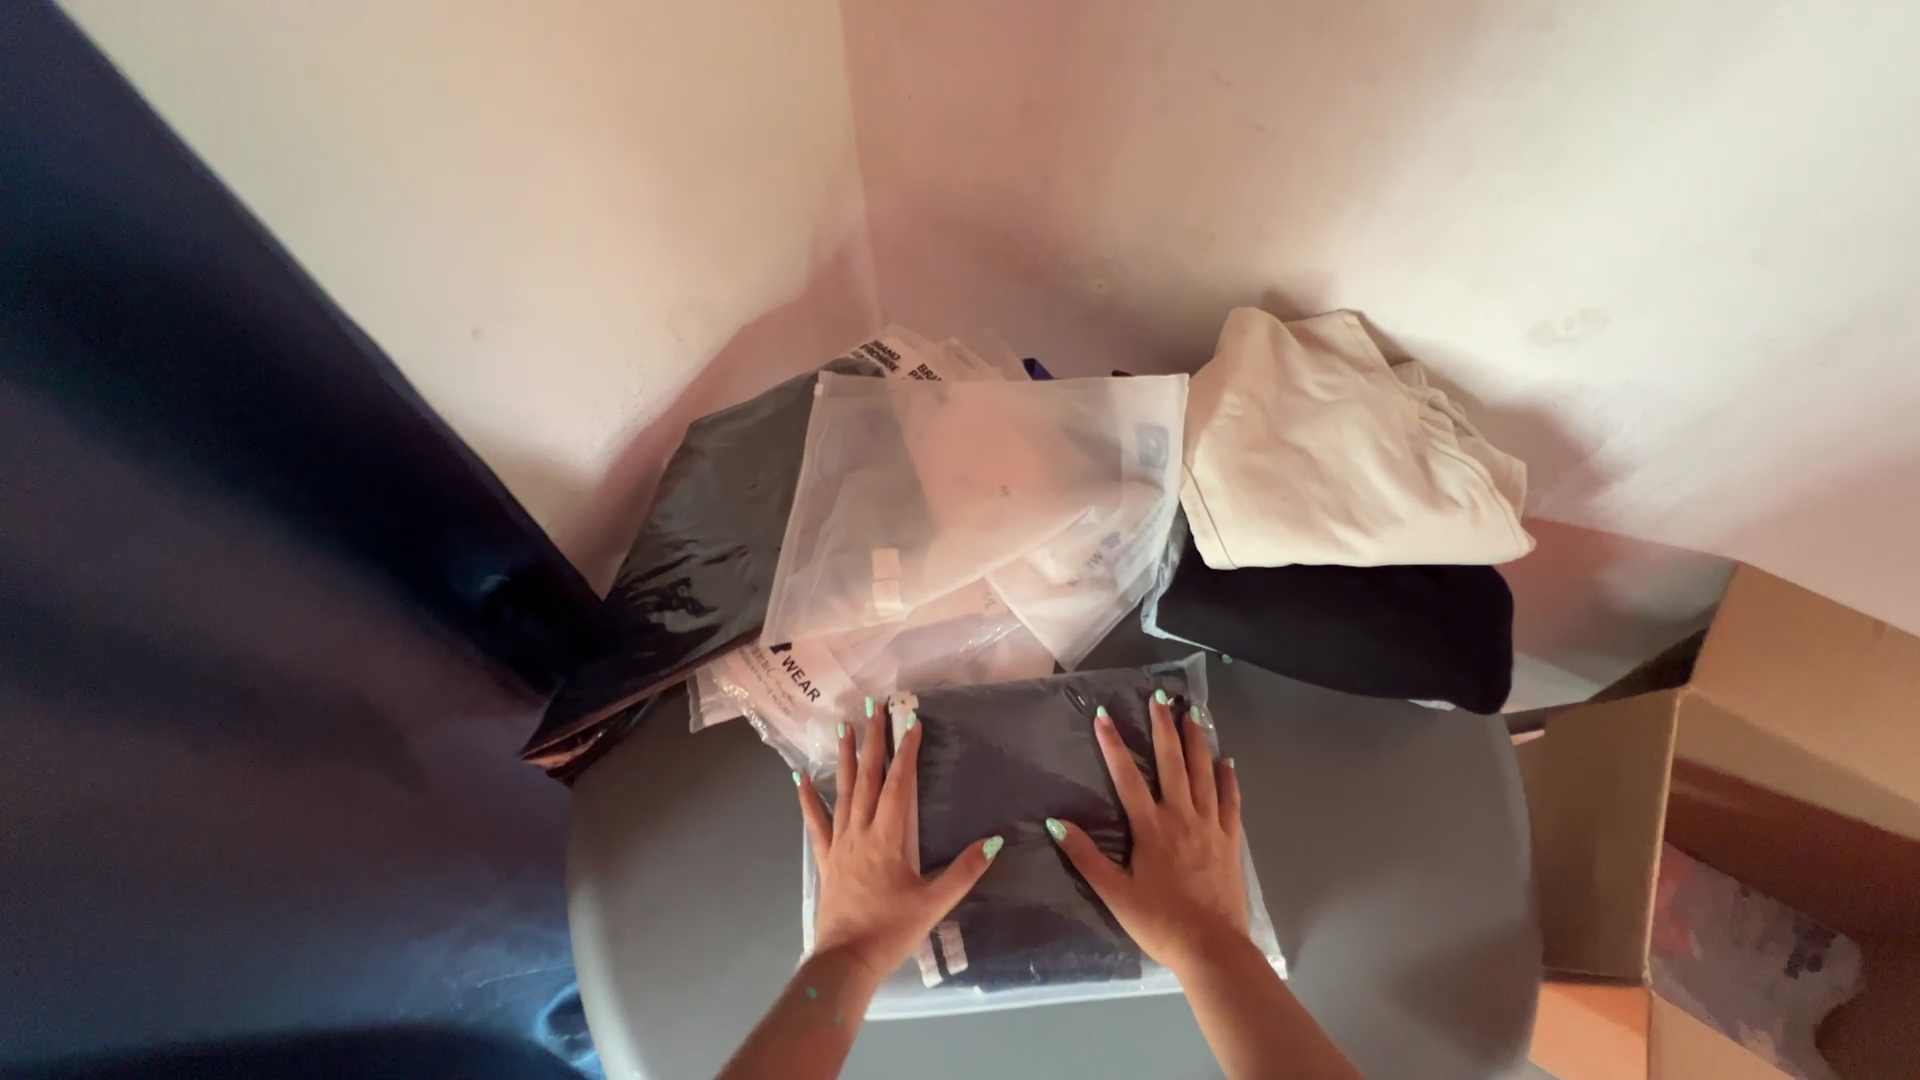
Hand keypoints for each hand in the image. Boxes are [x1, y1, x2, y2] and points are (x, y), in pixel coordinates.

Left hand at [797, 701, 999, 980]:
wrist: (846, 962)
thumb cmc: (891, 931)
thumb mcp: (935, 903)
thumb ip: (965, 871)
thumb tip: (994, 841)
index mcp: (889, 837)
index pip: (899, 784)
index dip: (906, 752)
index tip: (911, 722)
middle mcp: (861, 831)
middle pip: (867, 776)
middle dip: (873, 740)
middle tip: (873, 707)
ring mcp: (840, 843)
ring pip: (842, 791)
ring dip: (844, 758)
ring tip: (844, 728)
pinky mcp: (825, 858)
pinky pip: (815, 822)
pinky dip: (807, 798)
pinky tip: (798, 778)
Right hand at [1049, 692, 1249, 975]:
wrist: (1212, 949)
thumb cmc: (1159, 922)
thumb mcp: (1115, 892)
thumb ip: (1085, 856)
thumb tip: (1055, 822)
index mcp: (1151, 826)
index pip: (1126, 776)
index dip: (1112, 744)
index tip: (1103, 714)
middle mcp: (1181, 816)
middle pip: (1171, 762)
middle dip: (1163, 726)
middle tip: (1160, 697)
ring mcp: (1210, 826)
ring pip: (1204, 773)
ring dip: (1197, 740)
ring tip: (1193, 712)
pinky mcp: (1230, 841)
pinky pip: (1230, 801)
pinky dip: (1227, 779)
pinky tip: (1226, 761)